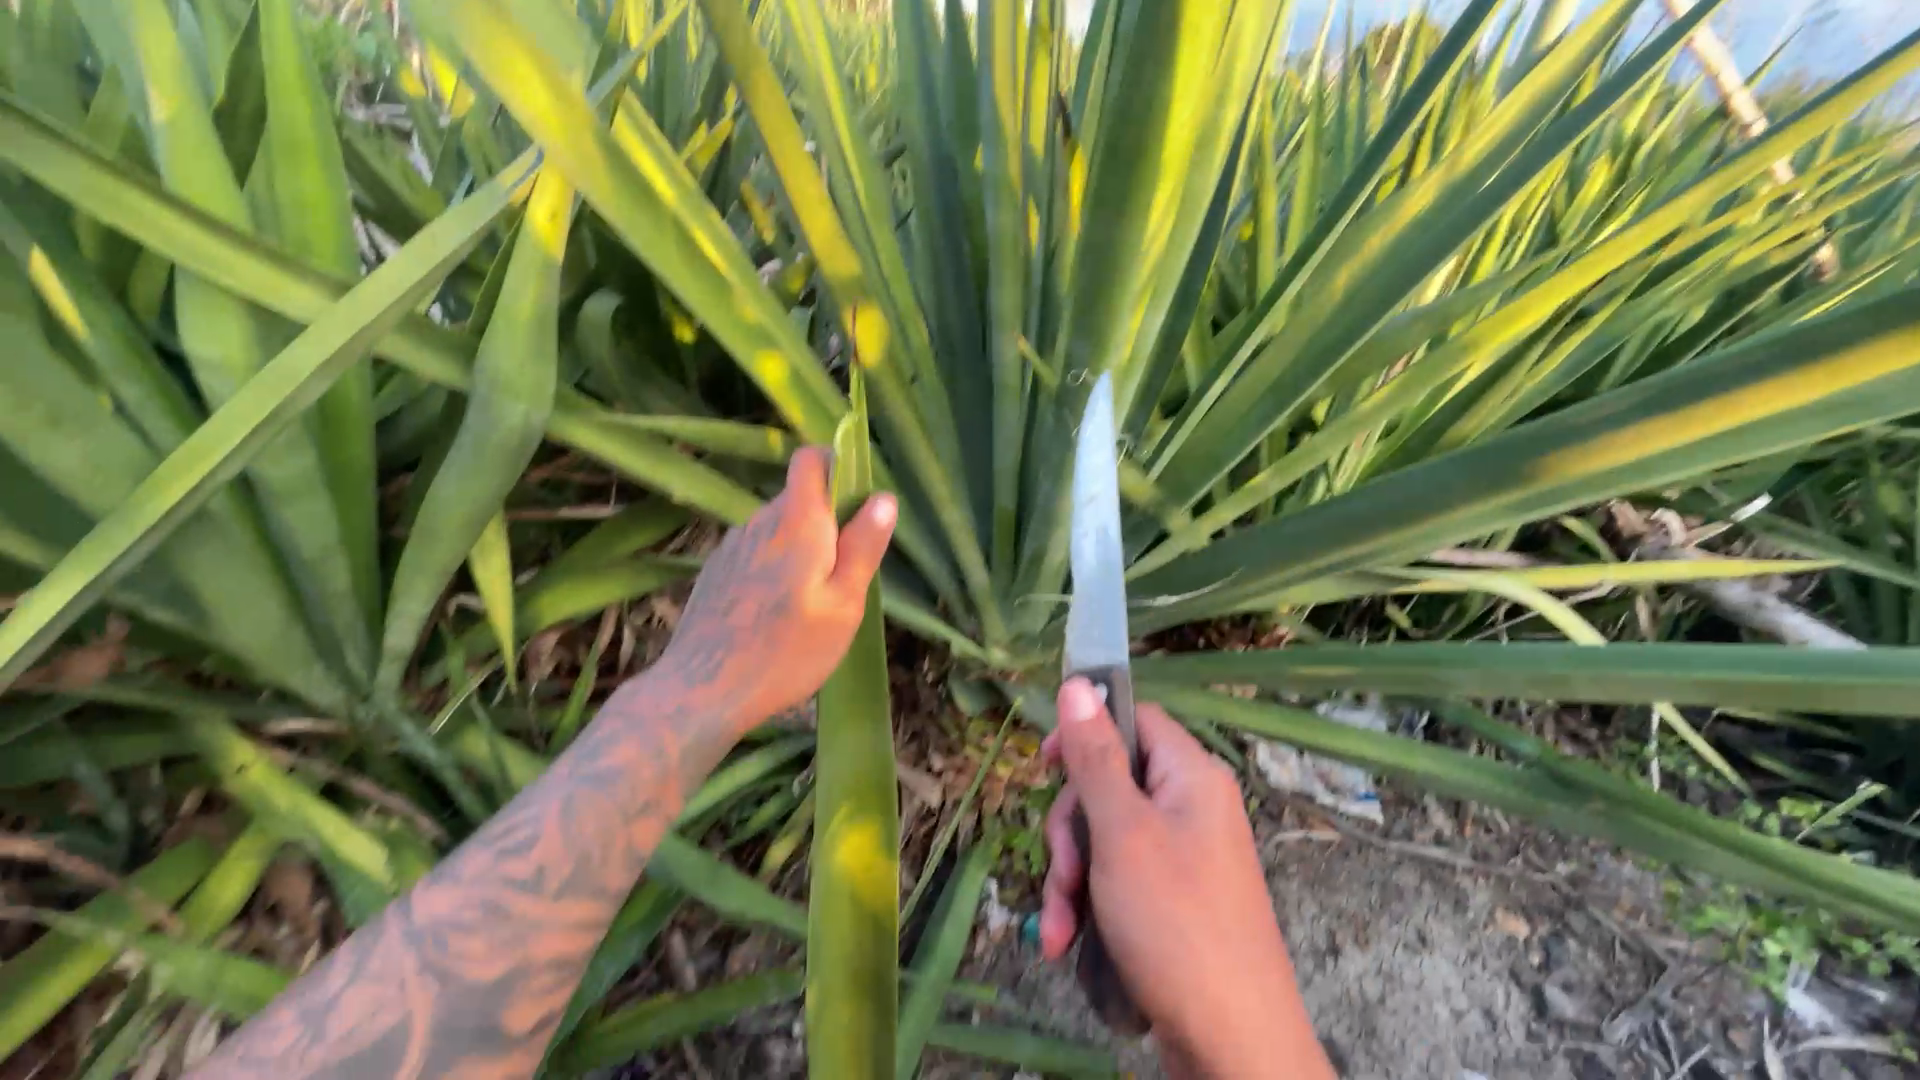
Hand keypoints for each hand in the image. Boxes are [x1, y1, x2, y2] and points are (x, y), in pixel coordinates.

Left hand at [655, 446, 894, 732]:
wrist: (703, 691)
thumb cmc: (787, 651)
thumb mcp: (844, 605)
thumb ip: (863, 547)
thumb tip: (883, 498)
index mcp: (798, 521)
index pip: (811, 460)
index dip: (836, 466)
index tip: (857, 504)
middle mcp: (761, 522)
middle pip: (799, 499)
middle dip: (826, 523)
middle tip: (843, 577)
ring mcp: (733, 546)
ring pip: (778, 529)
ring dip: (800, 550)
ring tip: (809, 605)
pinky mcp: (716, 571)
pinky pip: (757, 553)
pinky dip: (774, 569)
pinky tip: (774, 616)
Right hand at [1040, 679, 1331, 1078]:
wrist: (1234, 1045)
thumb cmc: (1176, 923)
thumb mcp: (1122, 832)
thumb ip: (1094, 756)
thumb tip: (1077, 682)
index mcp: (1190, 775)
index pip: (1132, 718)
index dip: (1086, 732)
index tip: (1045, 766)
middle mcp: (1191, 807)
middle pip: (1109, 783)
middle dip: (1070, 830)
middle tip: (1065, 872)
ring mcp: (1183, 857)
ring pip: (1104, 837)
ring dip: (1071, 878)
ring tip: (1062, 927)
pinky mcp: (1173, 901)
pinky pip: (1118, 879)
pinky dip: (1089, 905)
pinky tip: (1069, 943)